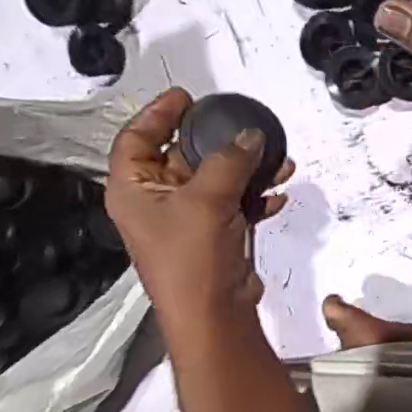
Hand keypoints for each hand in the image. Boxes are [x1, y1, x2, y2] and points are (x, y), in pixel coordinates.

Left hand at [105, 88, 292, 321]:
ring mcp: (188, 220)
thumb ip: (229, 161)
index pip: (137, 138)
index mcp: (134, 190)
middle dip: (217, 142)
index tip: (186, 97)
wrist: (215, 314)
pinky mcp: (216, 236)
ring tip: (276, 159)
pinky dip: (256, 198)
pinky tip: (278, 194)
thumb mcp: (206, 199)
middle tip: (239, 124)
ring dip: (247, 170)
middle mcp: (156, 202)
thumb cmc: (192, 259)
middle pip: (182, 156)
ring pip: (217, 181)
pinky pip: (236, 205)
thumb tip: (251, 136)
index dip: (159, 114)